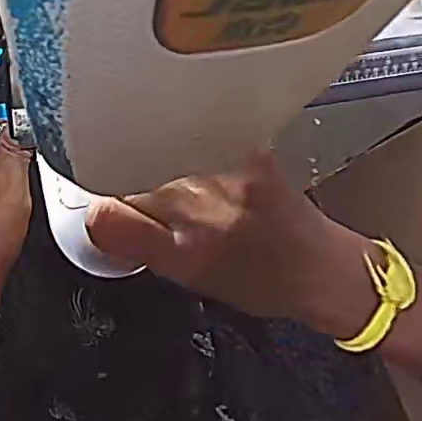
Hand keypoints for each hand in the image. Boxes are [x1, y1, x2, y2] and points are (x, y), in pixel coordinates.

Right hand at [84, 152, 374, 336]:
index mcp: (182, 254)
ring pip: (156, 152)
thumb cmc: (258, 282)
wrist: (323, 267)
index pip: (106, 216)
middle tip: (146, 193)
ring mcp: (225, 176)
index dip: (99, 211)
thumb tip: (101, 212)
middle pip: (128, 176)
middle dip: (128, 182)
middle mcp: (200, 213)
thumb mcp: (189, 280)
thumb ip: (141, 244)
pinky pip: (194, 138)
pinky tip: (201, 156)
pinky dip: (189, 145)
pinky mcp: (248, 151)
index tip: (107, 208)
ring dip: (157, 160)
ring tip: (179, 176)